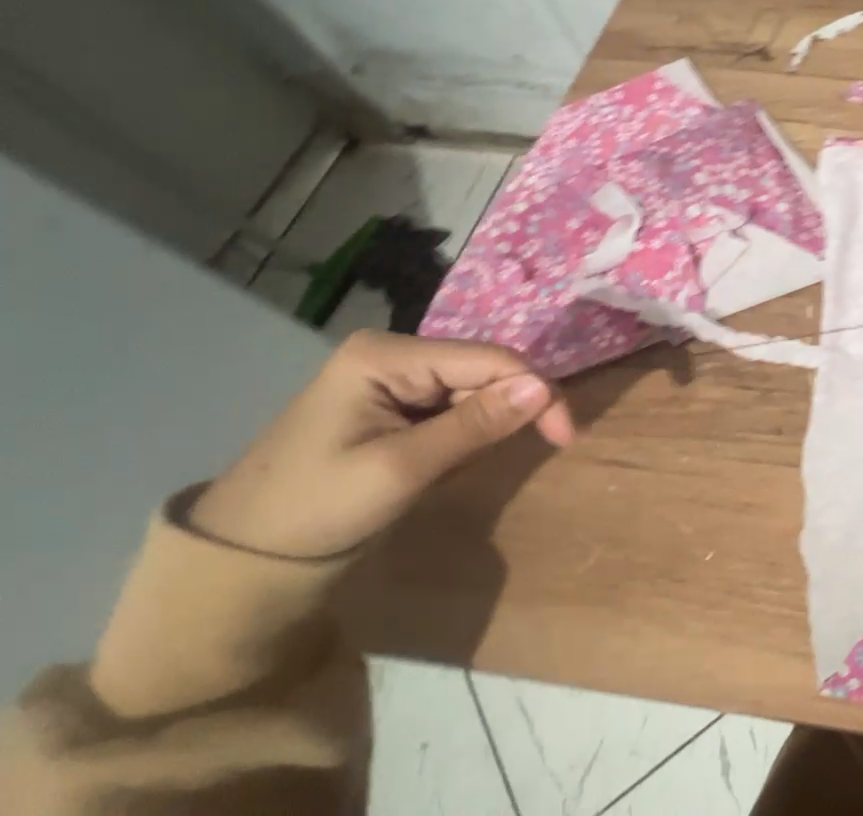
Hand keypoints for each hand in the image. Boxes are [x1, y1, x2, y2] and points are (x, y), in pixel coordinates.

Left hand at [190, 331, 575, 558]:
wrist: (245, 558)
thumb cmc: (317, 508)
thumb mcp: (403, 468)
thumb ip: (476, 425)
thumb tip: (545, 388)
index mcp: (386, 355)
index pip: (489, 359)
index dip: (537, 391)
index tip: (565, 439)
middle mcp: (393, 355)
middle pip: (484, 371)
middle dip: (511, 411)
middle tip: (533, 454)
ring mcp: (392, 379)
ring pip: (474, 392)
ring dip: (485, 429)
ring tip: (461, 470)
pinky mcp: (394, 405)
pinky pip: (454, 410)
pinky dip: (465, 438)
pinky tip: (446, 465)